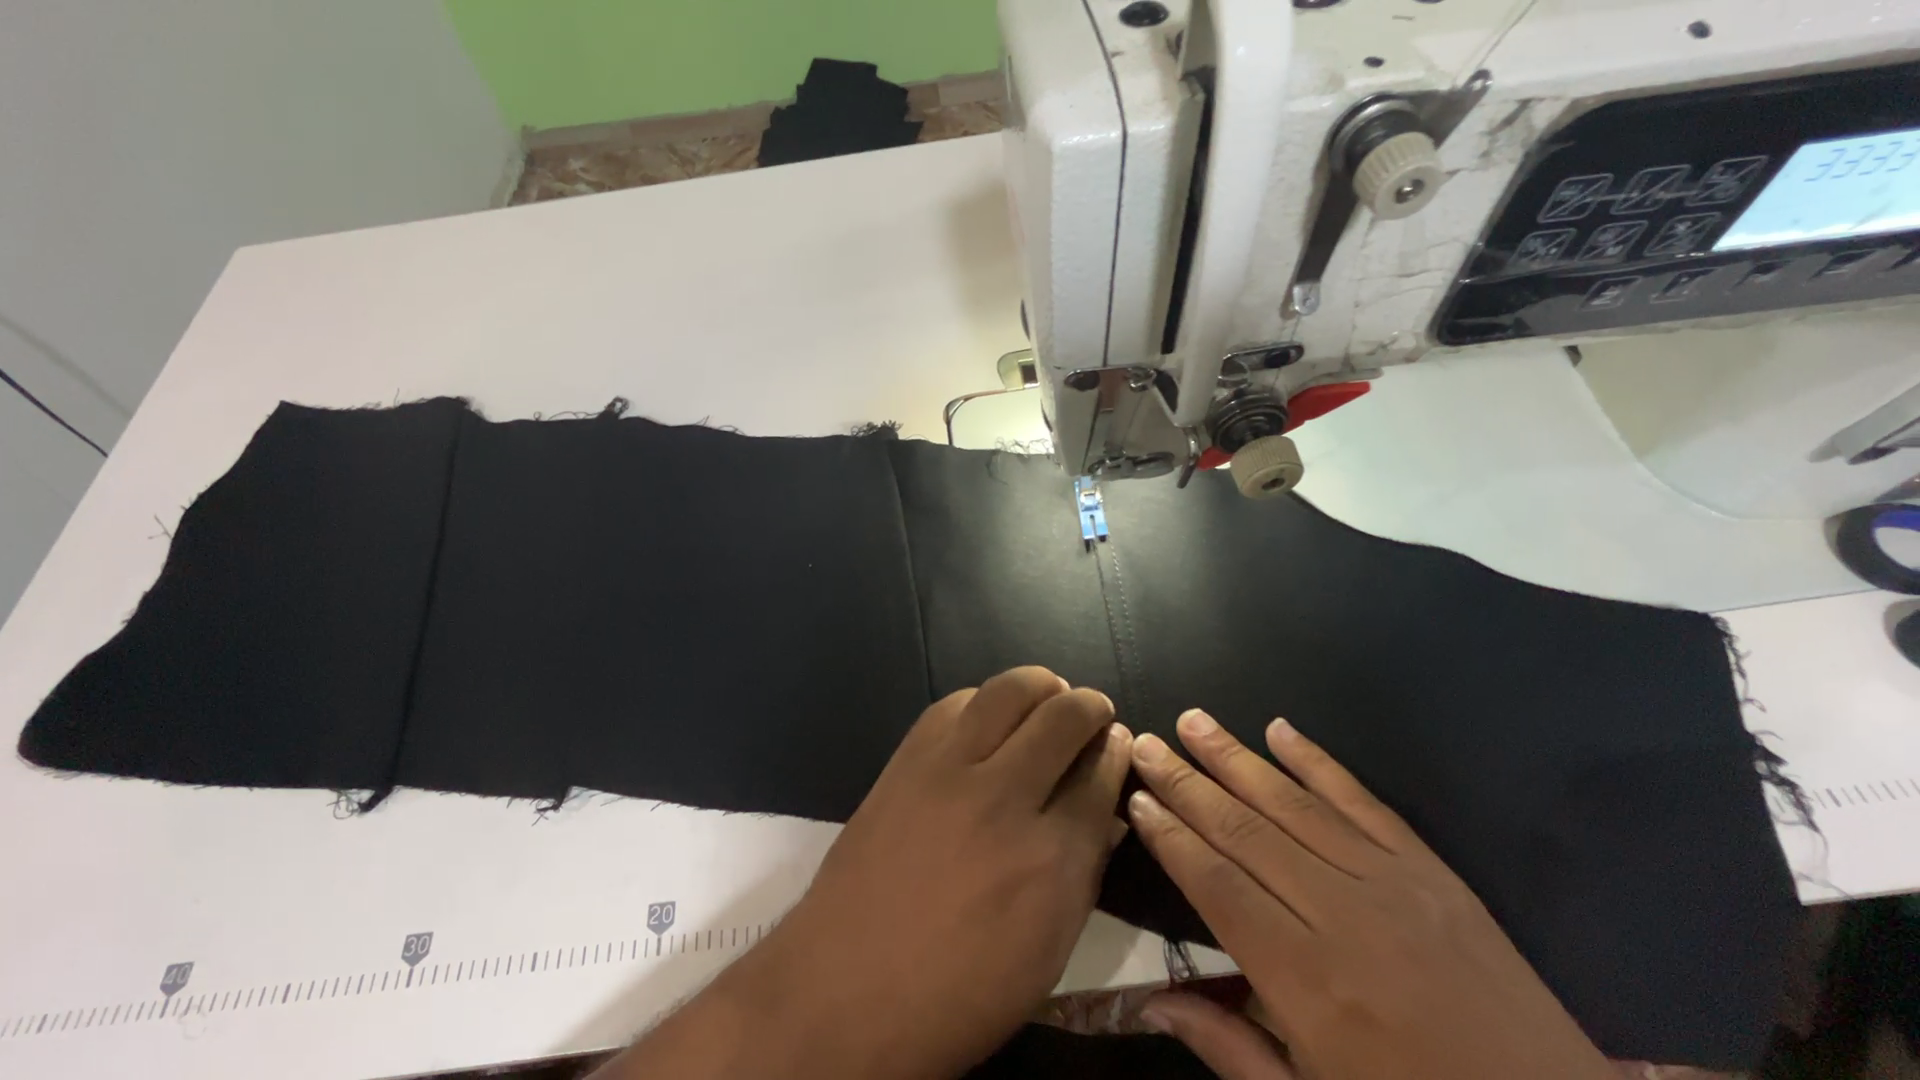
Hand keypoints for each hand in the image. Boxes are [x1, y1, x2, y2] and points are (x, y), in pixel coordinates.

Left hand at [604, 666, 1131, 1079]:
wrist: (844, 991)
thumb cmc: (957, 994)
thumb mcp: (1045, 954)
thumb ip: (1082, 873)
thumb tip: (1103, 814)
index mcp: (1052, 859)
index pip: (1102, 776)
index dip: (1116, 752)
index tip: (1118, 744)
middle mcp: (1005, 800)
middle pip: (1063, 718)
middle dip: (1091, 707)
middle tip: (1094, 712)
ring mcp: (948, 772)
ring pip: (1009, 692)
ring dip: (1041, 685)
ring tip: (1051, 695)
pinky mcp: (905, 762)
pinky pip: (953, 704)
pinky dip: (983, 700)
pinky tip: (990, 715)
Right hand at [1127, 711, 1616, 1079]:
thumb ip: (1228, 1048)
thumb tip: (1150, 1001)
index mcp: (1309, 984)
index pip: (1219, 887)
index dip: (1172, 839)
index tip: (1136, 799)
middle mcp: (1345, 918)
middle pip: (1248, 834)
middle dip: (1189, 784)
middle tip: (1145, 742)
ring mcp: (1396, 886)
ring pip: (1298, 807)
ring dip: (1239, 760)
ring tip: (1193, 721)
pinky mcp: (1436, 872)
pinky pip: (1367, 804)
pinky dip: (1321, 763)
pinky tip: (1283, 731)